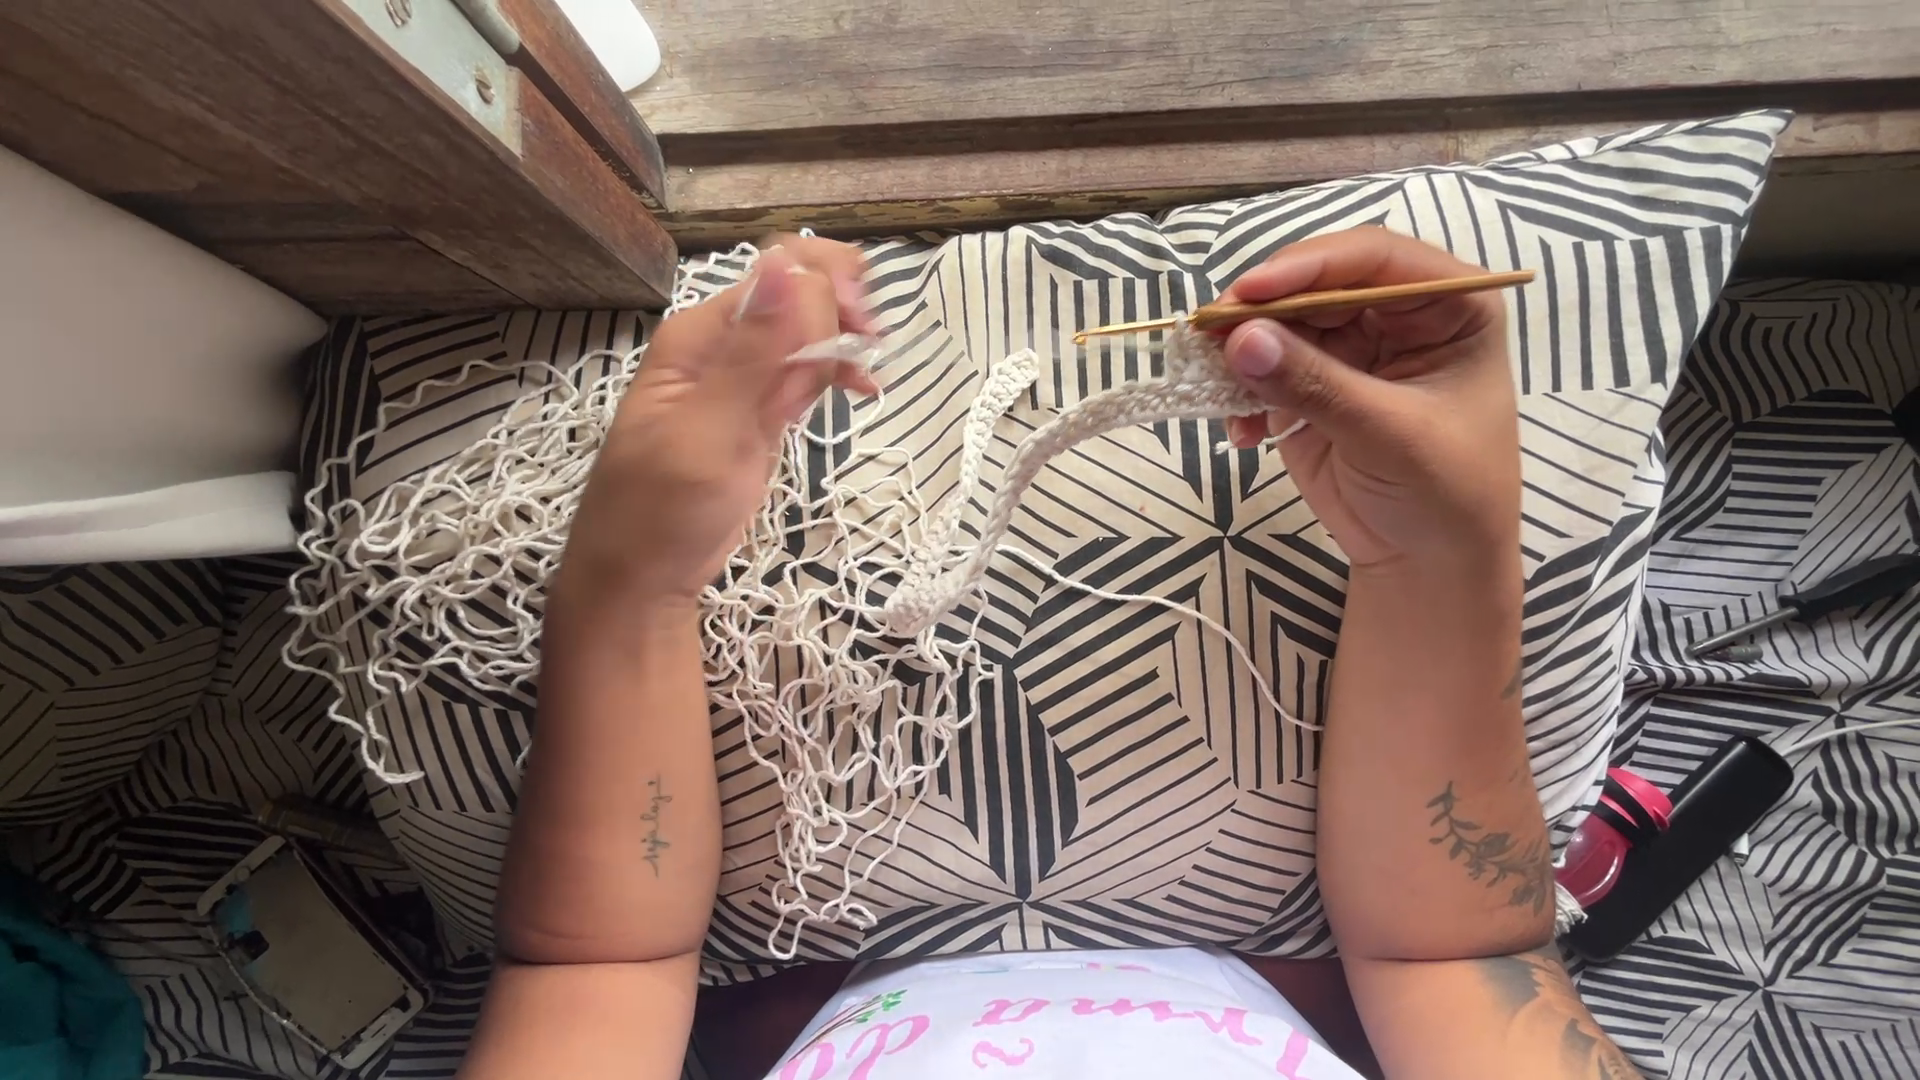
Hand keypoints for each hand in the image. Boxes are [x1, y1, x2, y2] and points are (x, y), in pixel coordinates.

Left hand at [557, 236, 877, 609]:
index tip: (864, 327)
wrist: (644, 577)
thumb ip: (752, 353)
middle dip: (841, 309)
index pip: (776, 274)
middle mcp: (722, 347)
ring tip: (867, 379)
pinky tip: (862, 390)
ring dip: (843, 342)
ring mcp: (742, 383)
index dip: (827, 283)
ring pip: (805, 336)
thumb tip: (787, 264)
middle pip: (795, 295)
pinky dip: (834, 375)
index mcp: (701, 335)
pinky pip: (802, 376)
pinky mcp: (759, 416)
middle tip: (872, 351)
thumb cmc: (662, 510)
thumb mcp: (708, 431)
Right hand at [1220, 227, 1520, 572]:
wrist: (1422, 558)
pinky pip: (1262, 373)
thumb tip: (1239, 339)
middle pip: (1314, 287)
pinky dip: (1241, 396)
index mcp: (1447, 305)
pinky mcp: (1308, 389)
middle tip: (1209, 334)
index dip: (1308, 267)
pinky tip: (1241, 432)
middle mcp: (1394, 316)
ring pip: (1280, 327)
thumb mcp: (1386, 433)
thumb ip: (1314, 384)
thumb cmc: (1442, 492)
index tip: (1248, 292)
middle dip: (1260, 311)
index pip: (1374, 260)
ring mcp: (1347, 353)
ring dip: (1242, 355)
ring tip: (1211, 383)